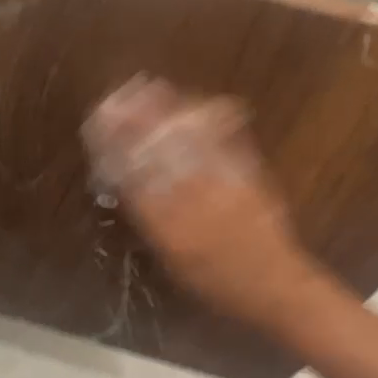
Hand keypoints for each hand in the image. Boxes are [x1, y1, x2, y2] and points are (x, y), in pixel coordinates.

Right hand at [82, 76, 334, 330]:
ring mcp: (223, 184)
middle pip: (158, 152)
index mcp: (168, 227)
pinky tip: (203, 103)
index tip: (100, 124)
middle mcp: (193, 201)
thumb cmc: (218, 285)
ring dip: (169, 111)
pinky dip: (213, 119)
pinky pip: (228, 141)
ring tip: (152, 88)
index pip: (132, 177)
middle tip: (119, 97)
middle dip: (135, 121)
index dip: (114, 147)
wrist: (277, 288)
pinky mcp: (249, 177)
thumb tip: (129, 186)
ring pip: (190, 140)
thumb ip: (152, 224)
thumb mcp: (173, 263)